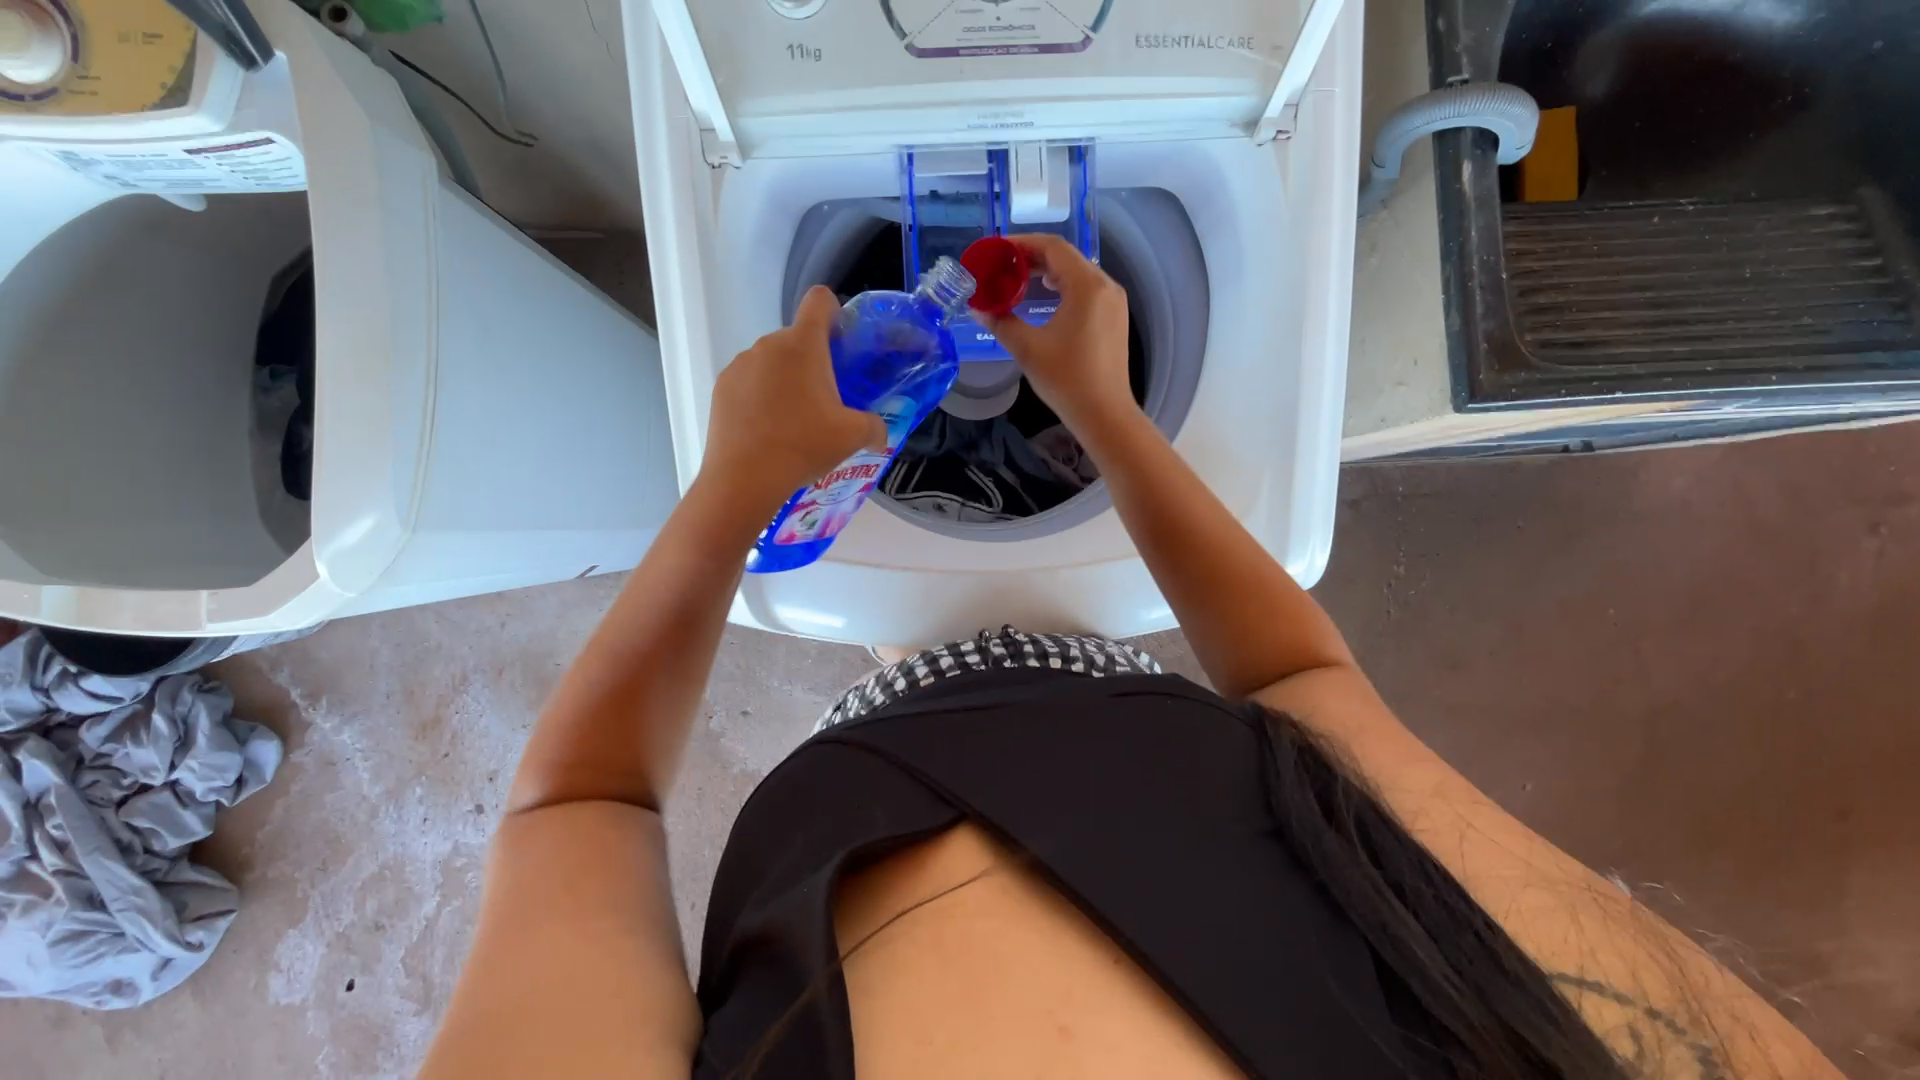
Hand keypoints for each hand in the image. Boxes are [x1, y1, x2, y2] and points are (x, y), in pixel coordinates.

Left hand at [700, 286, 886, 511]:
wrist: (744, 478)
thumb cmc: (803, 446)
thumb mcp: (852, 437)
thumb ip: (875, 427)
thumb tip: (882, 433)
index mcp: (803, 345)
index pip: (820, 300)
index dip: (834, 313)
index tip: (841, 343)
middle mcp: (769, 344)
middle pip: (797, 338)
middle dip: (813, 362)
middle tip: (824, 402)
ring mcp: (740, 364)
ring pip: (772, 361)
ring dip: (785, 380)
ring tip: (792, 421)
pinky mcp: (722, 386)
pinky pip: (749, 381)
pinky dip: (760, 396)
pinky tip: (766, 430)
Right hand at [978, 234, 1137, 435]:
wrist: (1104, 413)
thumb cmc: (1066, 379)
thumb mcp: (1027, 348)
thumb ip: (1001, 321)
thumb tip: (977, 309)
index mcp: (1087, 285)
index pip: (1053, 247)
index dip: (1023, 244)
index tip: (998, 250)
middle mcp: (1105, 286)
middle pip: (1067, 257)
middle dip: (1034, 257)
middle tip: (1004, 266)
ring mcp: (1114, 302)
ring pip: (1078, 273)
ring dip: (1048, 272)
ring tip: (1019, 281)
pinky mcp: (1114, 318)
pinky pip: (1087, 290)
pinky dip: (1064, 288)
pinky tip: (1045, 300)